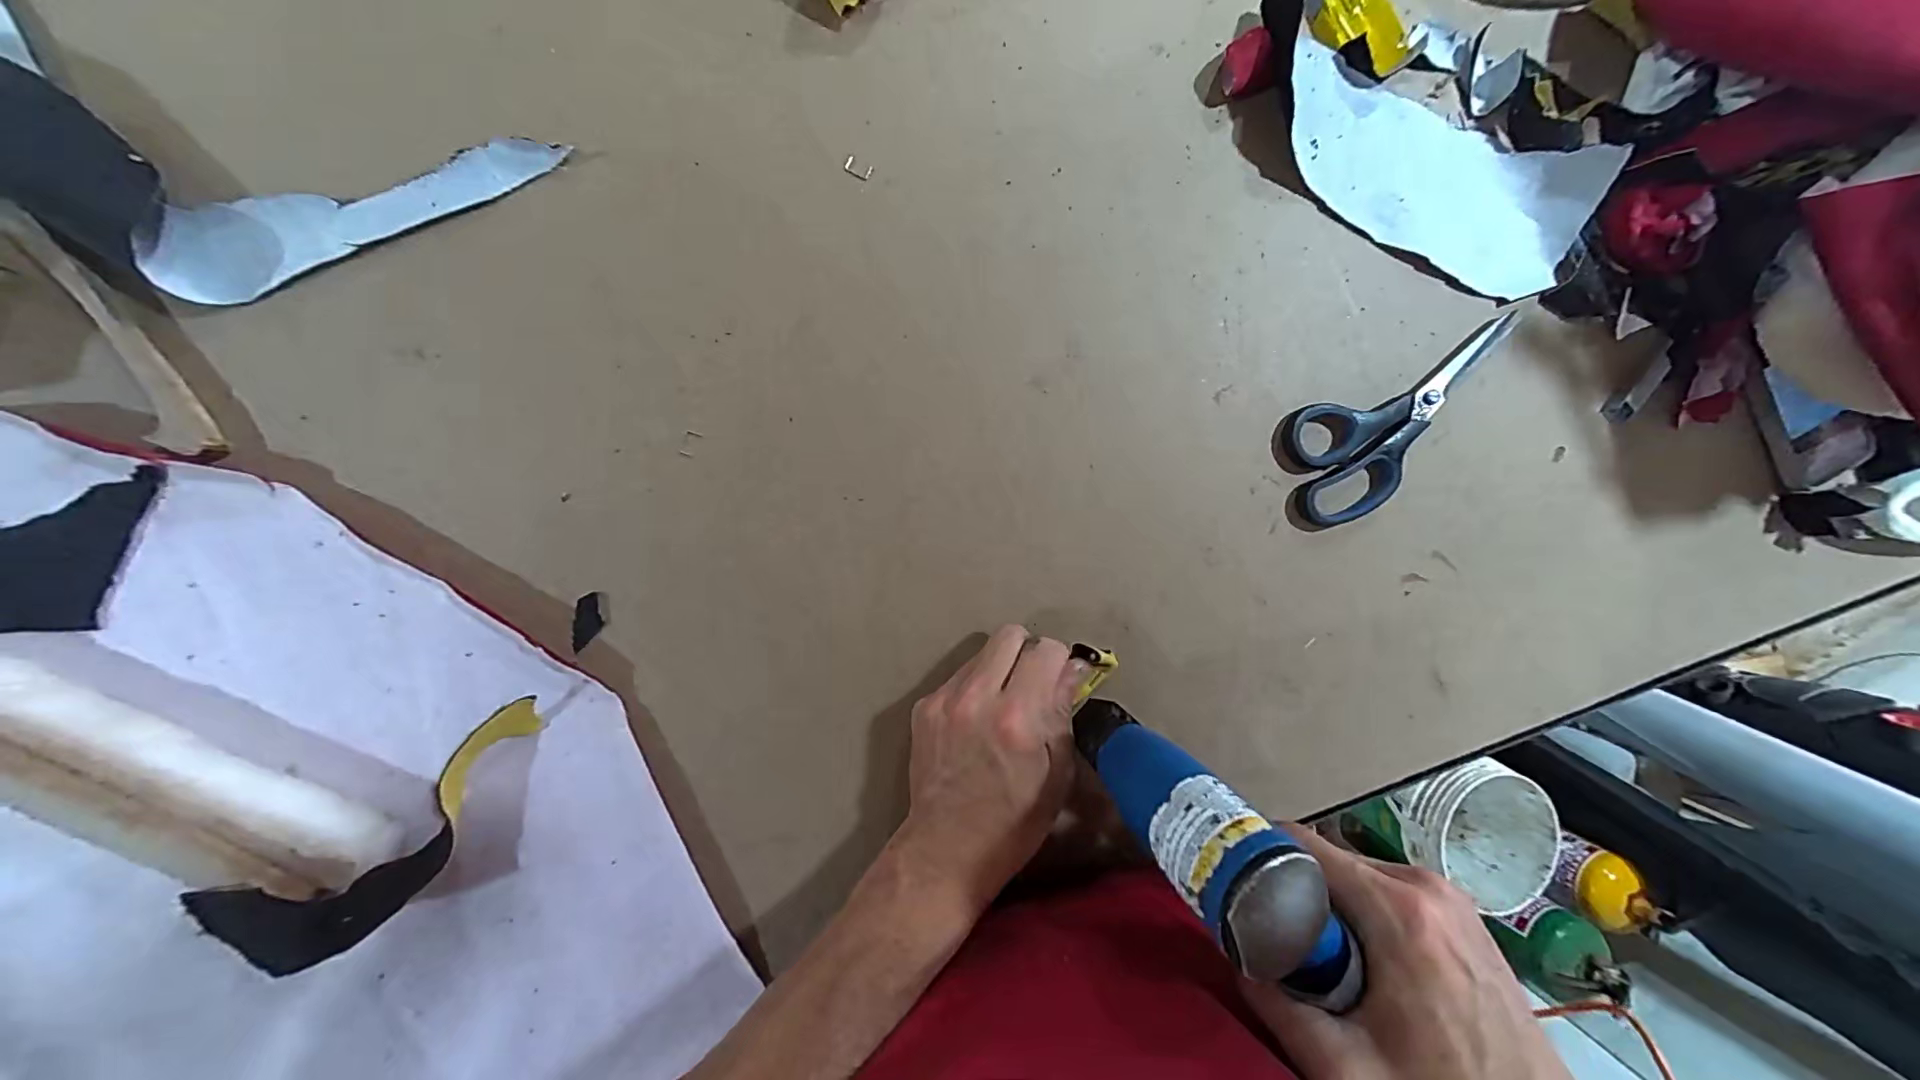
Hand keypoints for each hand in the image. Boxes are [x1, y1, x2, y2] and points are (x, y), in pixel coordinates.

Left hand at [887, 625, 1087, 912]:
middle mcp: (977, 697)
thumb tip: (1073, 668)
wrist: (945, 849)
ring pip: (982, 652)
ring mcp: (944, 699)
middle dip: (1028, 653)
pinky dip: (975, 687)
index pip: (1045, 649)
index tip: (1061, 681)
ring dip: (1000, 669)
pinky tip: (977, 721)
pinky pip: (959, 676)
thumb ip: (1063, 712)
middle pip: (1009, 635)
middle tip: (1034, 685)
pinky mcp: (924, 707)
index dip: (1060, 661)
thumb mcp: (1056, 775)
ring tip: (1003, 706)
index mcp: (1017, 717)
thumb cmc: (1013, 823)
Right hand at [1241, 828, 1571, 1079]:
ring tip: (1322, 958)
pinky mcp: (1464, 919)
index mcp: (1399, 910)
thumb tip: (1234, 957)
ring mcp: (1452, 901)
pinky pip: (1390, 893)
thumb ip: (1278, 1006)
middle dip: (1295, 890)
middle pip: (1329, 859)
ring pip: (1358, 875)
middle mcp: (1428, 889)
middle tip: (1279, 937)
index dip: (1260, 855)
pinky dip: (1364, 914)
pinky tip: (1363, 963)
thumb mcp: (1347, 1067)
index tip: (1236, 880)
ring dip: (1330, 905)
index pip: (1301, 842)